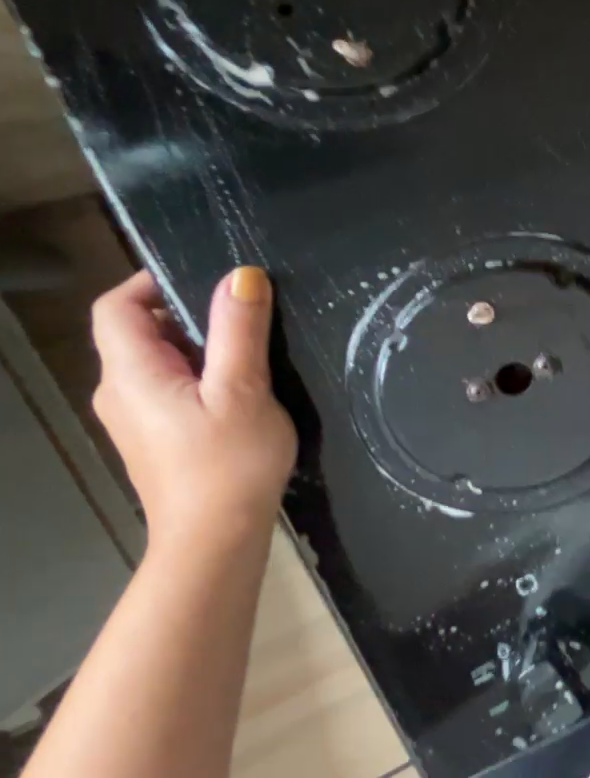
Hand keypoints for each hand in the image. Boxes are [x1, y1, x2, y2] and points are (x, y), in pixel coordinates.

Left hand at [91, 268, 295, 546]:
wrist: (216, 532)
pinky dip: (205, 367)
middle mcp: (120, 390)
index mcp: (131, 375)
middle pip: (139, 330)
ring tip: (257, 341)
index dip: (152, 280)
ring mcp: (136, 414)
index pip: (117, 309)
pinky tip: (246, 381)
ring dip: (203, 340)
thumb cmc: (228, 460)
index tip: (208, 271)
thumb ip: (239, 331)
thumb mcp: (243, 388)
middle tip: (250, 306)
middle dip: (190, 309)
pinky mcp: (158, 431)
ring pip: (160, 357)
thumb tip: (240, 275)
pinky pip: (172, 382)